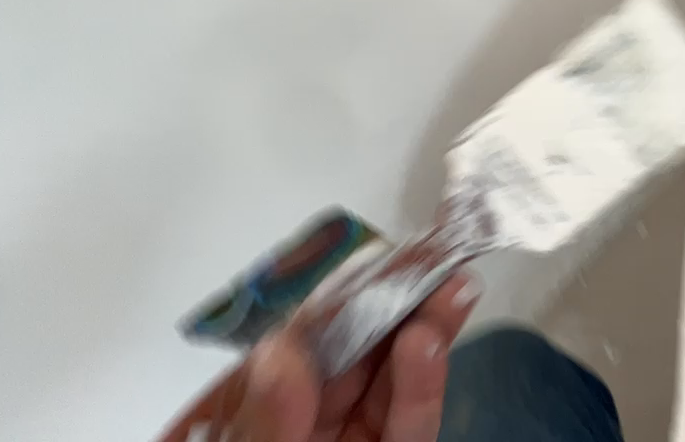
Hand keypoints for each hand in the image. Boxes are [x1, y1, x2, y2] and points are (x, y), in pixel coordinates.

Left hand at [160, 274, 478, 441]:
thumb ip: (262, 434)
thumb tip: (283, 351)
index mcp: (237, 435)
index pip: (270, 367)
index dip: (315, 314)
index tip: (353, 269)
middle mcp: (294, 436)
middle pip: (338, 364)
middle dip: (383, 308)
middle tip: (423, 260)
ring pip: (382, 383)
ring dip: (417, 330)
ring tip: (447, 286)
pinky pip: (406, 423)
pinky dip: (423, 382)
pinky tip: (432, 341)